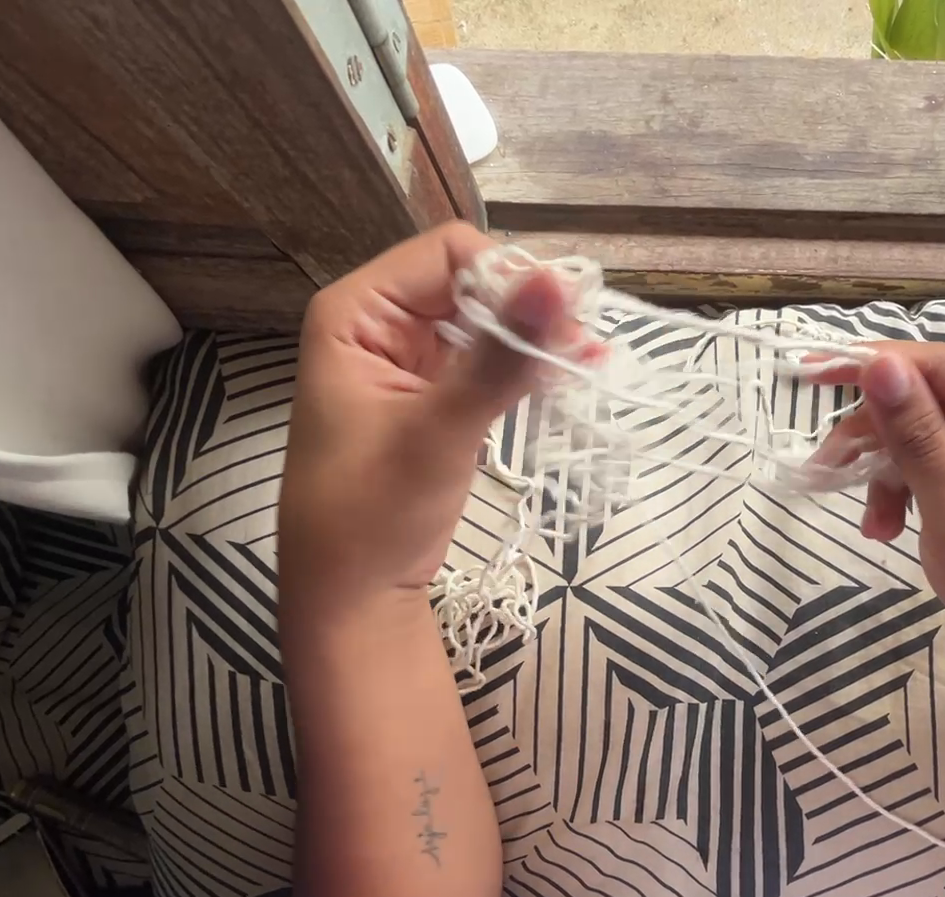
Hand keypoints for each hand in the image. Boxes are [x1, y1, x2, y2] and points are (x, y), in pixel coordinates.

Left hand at [279, 223, 572, 617]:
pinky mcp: (437, 399)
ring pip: (486, 326)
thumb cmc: (374, 512)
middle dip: (528, 311)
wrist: (355, 592)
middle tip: (585, 346)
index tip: (564, 316)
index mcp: (357, 313)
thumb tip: (558, 282)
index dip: (509, 276)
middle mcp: (382, 325)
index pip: (447, 255)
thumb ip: (499, 359)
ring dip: (534, 341)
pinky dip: (524, 370)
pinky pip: (487, 364)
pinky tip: (568, 378)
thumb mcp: (438, 432)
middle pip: (471, 286)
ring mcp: (411, 363)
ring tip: (589, 362)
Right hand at [815, 344, 944, 678]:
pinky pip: (933, 458)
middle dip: (875, 437)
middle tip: (822, 470)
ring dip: (885, 472)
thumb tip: (879, 364)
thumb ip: (917, 435)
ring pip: (923, 429)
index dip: (874, 365)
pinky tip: (886, 526)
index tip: (810, 372)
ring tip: (870, 523)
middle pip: (930, 398)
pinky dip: (902, 488)